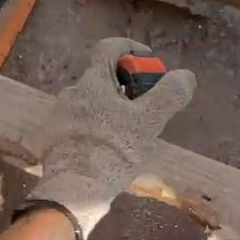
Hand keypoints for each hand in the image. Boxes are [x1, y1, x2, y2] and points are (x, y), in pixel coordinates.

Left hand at [26, 37, 194, 239]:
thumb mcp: (148, 122)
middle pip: (101, 80)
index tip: (148, 61)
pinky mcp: (54, 143)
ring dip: (110, 112)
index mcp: (92, 82)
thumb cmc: (114, 151)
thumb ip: (168, 95)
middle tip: (145, 108)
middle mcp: (71, 94)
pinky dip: (96, 133)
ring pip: (90, 106)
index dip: (130, 48)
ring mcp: (59, 119)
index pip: (108, 47)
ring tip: (129, 136)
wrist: (74, 191)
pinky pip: (80, 129)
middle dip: (124, 88)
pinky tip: (109, 154)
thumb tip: (185, 76)